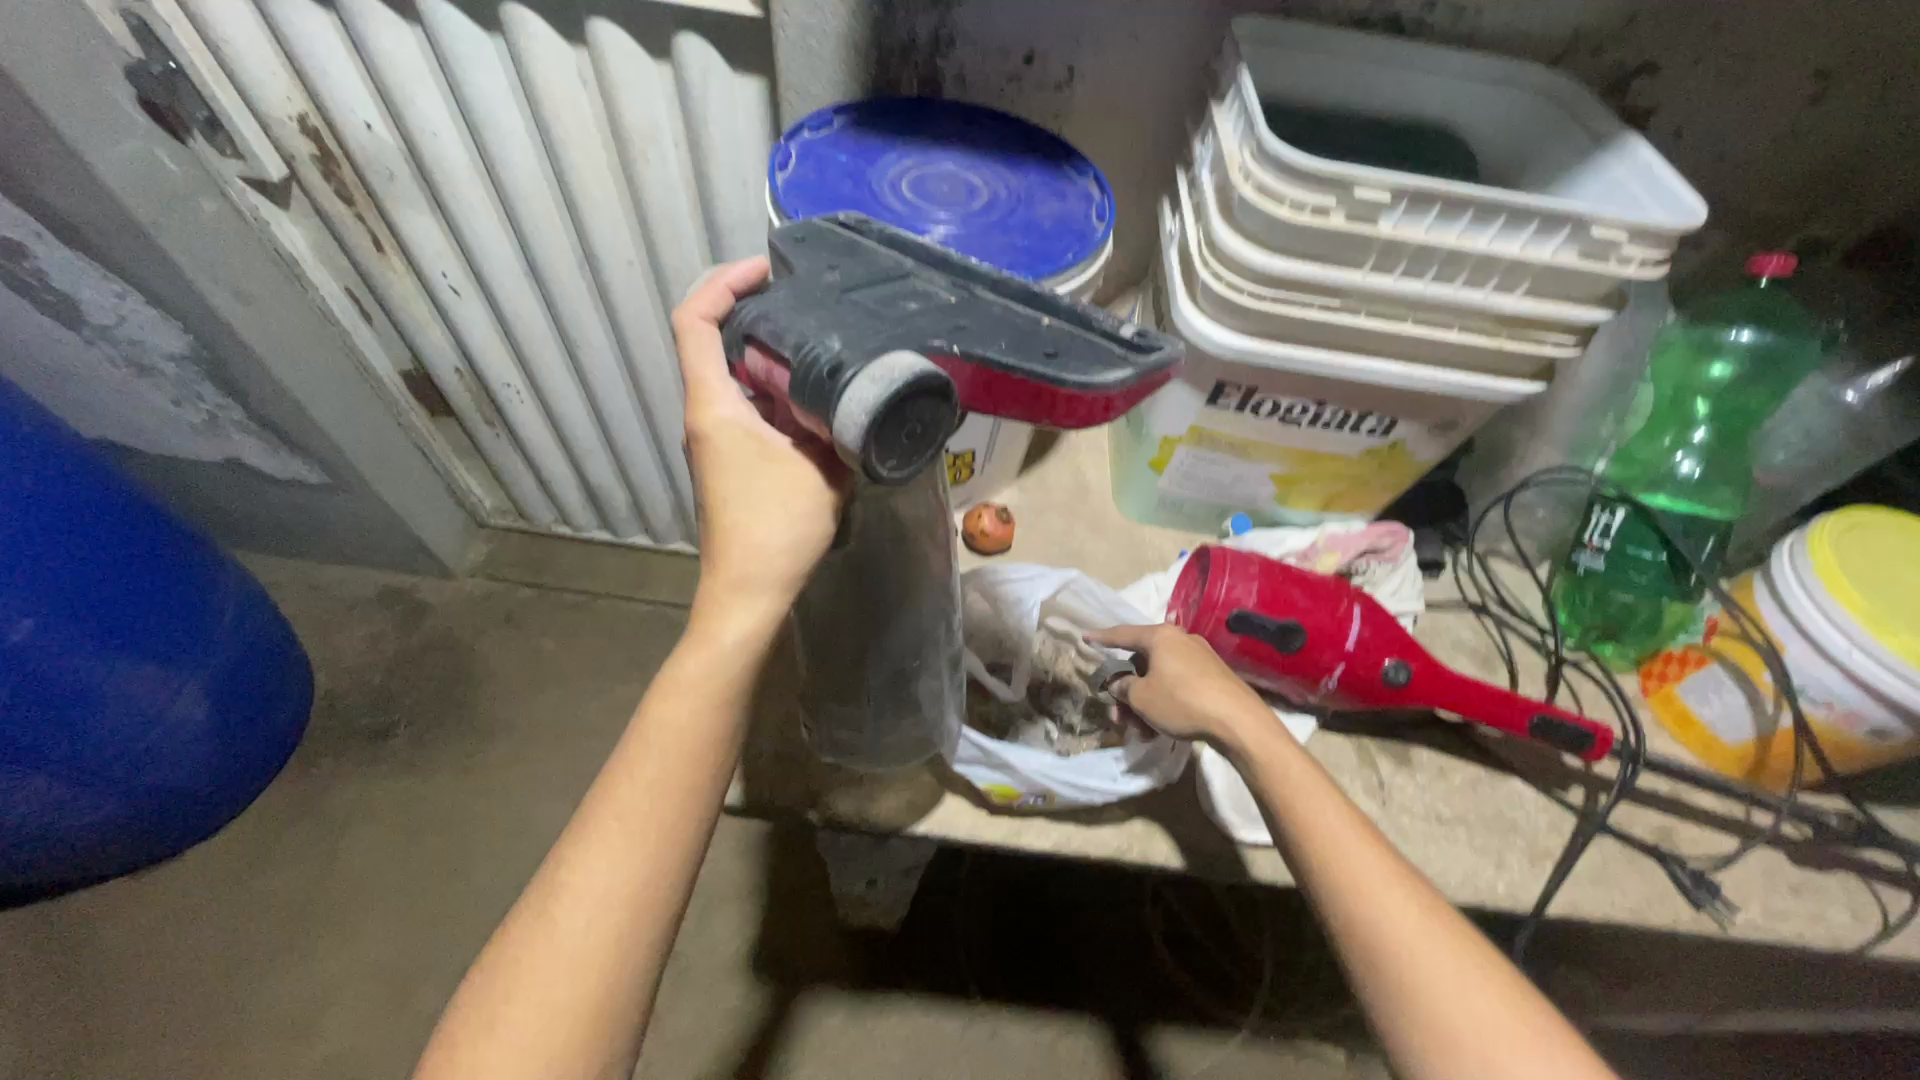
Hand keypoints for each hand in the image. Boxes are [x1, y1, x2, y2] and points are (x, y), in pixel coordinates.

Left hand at [673, 258, 847, 620]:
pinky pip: (750, 406)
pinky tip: (822, 398)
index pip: (694, 319)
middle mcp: (706, 413)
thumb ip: (837, 425)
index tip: (767, 269)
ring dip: (773, 357)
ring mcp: (716, 438)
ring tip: (824, 346)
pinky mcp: (731, 459)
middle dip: (756, 313)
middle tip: (808, 303)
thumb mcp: (821, 469)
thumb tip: (856, 400)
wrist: (748, 592)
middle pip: (713, 340)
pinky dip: (779, 392)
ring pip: (736, 376)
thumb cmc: (776, 528)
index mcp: (714, 404)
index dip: (724, 281)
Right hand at [1086, 624, 1273, 747]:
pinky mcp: (1212, 677)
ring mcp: (1199, 658)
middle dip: (1127, 692)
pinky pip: (1177, 685)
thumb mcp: (1142, 697)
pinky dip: (1164, 703)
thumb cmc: (1182, 701)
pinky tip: (1160, 729)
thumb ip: (1123, 687)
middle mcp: (1180, 640)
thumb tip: (1119, 683)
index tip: (1086, 638)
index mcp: (1161, 637)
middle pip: (1141, 662)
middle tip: (1118, 715)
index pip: (1123, 634)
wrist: (1238, 722)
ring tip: (1140, 732)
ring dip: (1145, 703)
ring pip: (1159, 678)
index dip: (1101, 638)